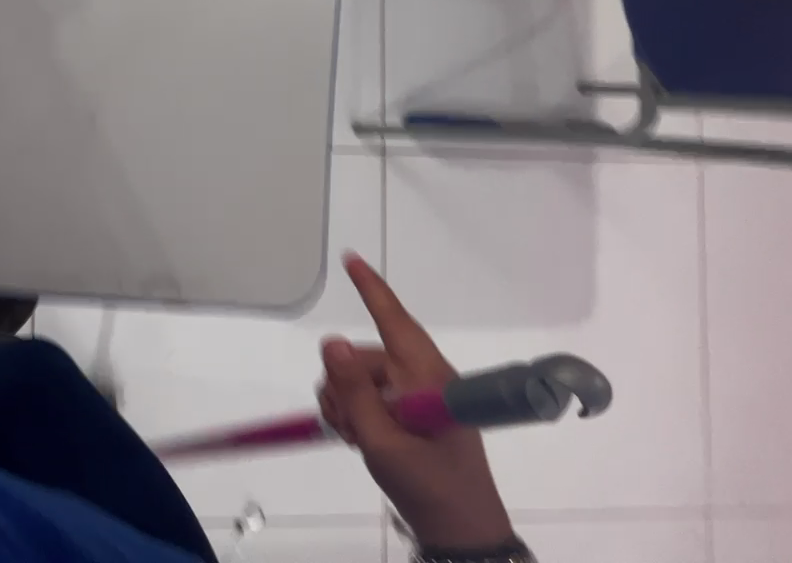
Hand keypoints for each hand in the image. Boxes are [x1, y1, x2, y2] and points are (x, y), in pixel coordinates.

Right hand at [320, 253, 515, 552]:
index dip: (373, 290)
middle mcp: (424, 378)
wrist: (459, 533)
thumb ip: (353, 391)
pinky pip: (365, 393)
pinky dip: (352, 411)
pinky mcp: (411, 411)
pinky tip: (359, 437)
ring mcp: (417, 395)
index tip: (351, 258)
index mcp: (430, 379)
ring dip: (346, 404)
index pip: (397, 323)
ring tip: (358, 439)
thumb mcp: (381, 442)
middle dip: (344, 386)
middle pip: (364, 358)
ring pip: (358, 377)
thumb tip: (331, 342)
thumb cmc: (428, 487)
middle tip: (349, 428)